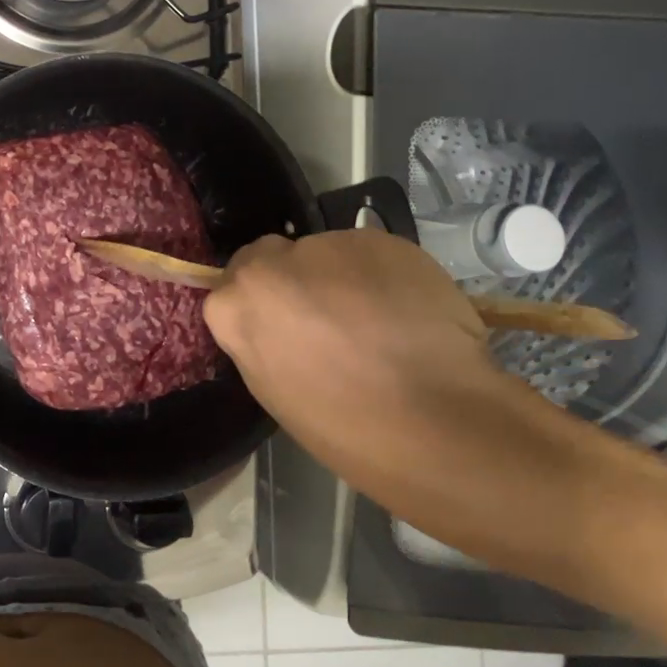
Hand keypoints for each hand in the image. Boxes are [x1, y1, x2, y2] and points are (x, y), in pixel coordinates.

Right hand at [203, 229, 505, 479]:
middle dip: (294, 280)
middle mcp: (273, 262)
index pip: (233, 286)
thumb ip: (262, 340)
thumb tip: (280, 326)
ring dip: (343, 279)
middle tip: (328, 320)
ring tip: (381, 323)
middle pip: (273, 256)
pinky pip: (373, 255)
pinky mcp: (382, 240)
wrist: (433, 419)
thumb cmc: (342, 426)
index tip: (286, 330)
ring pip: (327, 255)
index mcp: (235, 304)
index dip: (263, 306)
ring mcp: (329, 245)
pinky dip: (385, 277)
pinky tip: (411, 313)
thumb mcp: (272, 389)